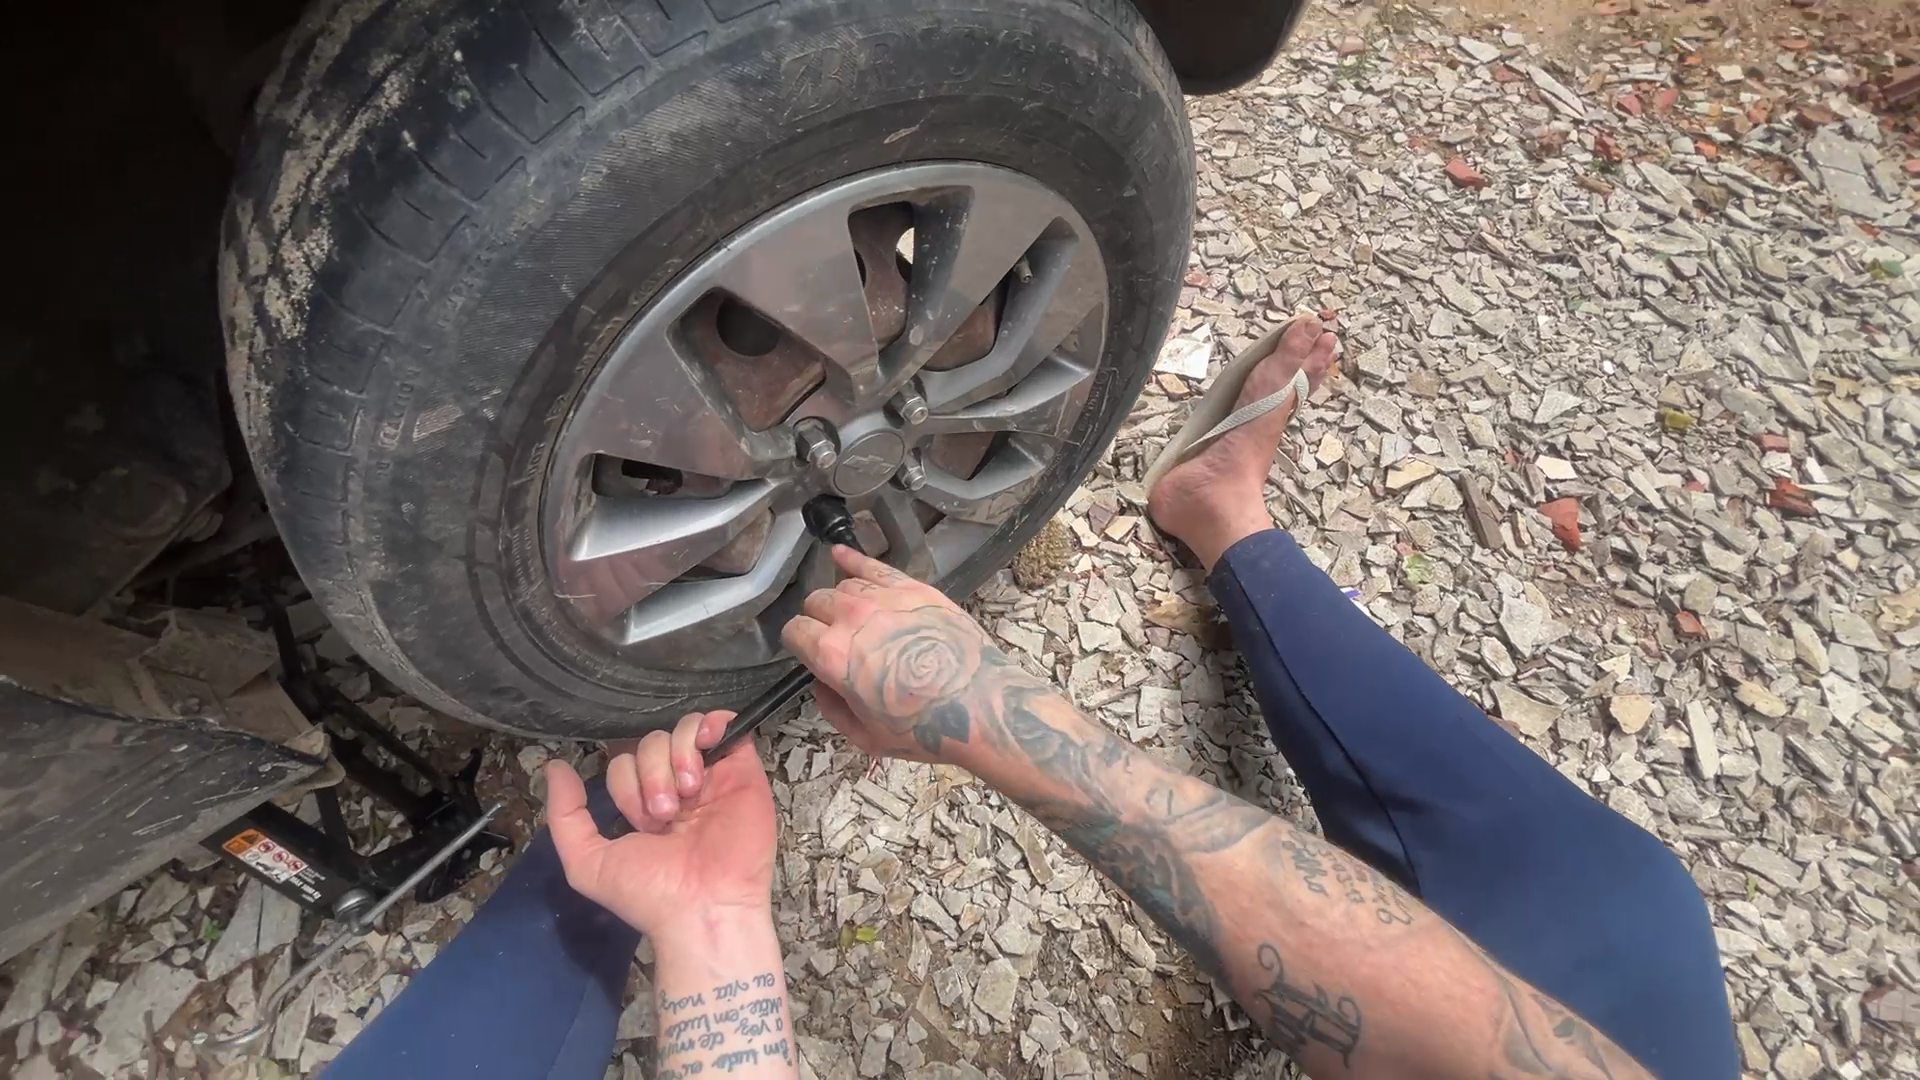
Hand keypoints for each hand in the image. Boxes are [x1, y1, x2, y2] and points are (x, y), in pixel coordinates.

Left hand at [545, 711, 775, 935]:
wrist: (705, 905)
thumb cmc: (650, 891)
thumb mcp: (590, 863)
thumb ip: (566, 816)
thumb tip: (554, 767)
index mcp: (647, 805)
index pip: (626, 764)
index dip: (626, 785)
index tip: (642, 824)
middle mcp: (680, 786)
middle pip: (653, 743)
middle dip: (652, 774)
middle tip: (665, 814)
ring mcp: (714, 776)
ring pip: (685, 731)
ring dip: (678, 756)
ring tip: (689, 791)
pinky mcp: (744, 769)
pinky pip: (728, 726)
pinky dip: (713, 722)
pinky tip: (707, 741)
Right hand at [780, 544, 1002, 764]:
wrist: (980, 705)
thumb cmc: (925, 727)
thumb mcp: (865, 736)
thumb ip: (832, 707)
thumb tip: (822, 684)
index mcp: (832, 655)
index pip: (795, 631)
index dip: (798, 643)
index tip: (806, 650)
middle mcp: (852, 618)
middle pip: (817, 602)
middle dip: (817, 619)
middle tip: (833, 637)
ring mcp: (885, 598)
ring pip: (845, 585)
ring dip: (841, 599)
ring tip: (852, 616)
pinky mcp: (914, 588)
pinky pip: (874, 565)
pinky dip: (853, 558)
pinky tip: (841, 554)